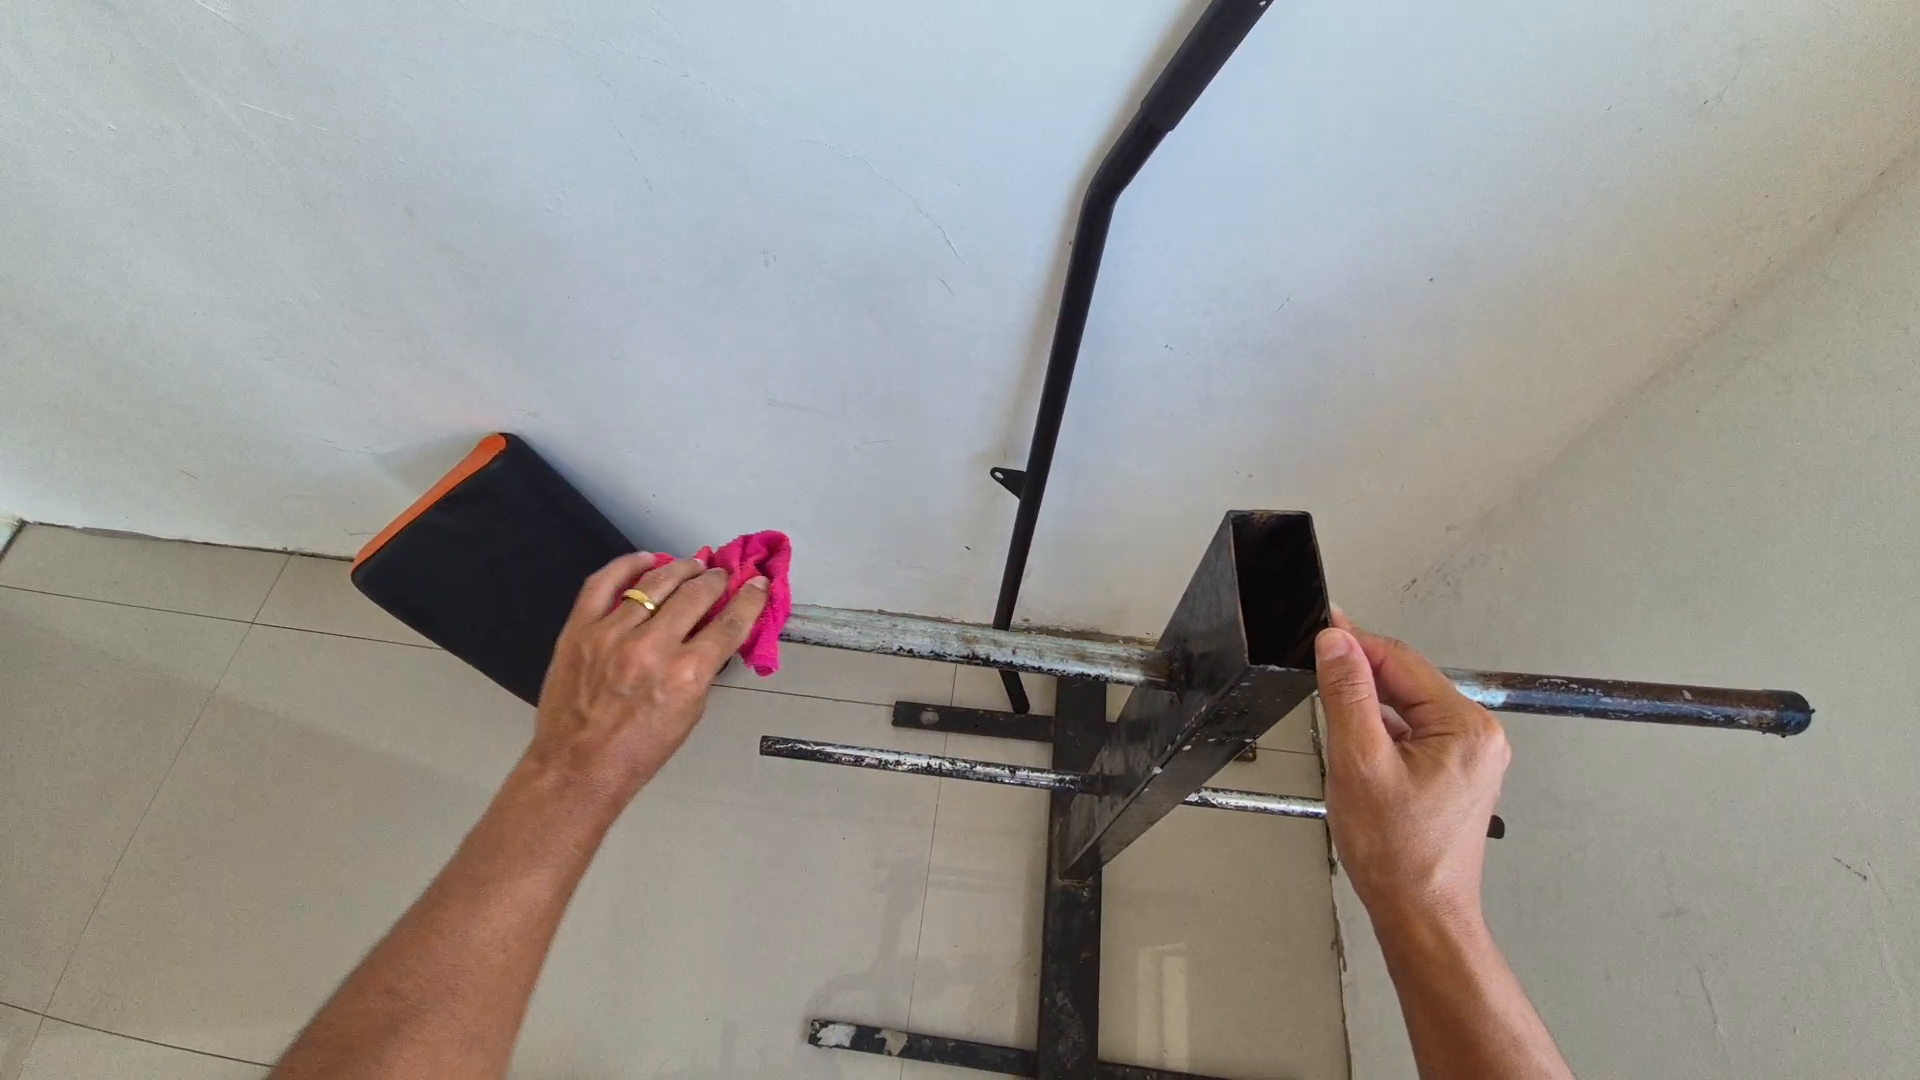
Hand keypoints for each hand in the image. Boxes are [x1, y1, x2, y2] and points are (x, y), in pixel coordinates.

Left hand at [524, 552, 768, 810]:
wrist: (577, 768)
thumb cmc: (642, 749)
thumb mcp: (692, 710)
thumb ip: (704, 666)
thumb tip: (716, 629)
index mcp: (686, 675)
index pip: (730, 624)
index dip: (749, 599)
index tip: (757, 584)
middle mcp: (652, 648)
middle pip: (695, 594)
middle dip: (715, 580)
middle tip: (720, 575)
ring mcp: (611, 635)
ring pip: (655, 582)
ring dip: (681, 568)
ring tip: (692, 565)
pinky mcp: (579, 630)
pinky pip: (604, 583)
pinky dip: (627, 565)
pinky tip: (647, 559)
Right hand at [1315, 611, 1509, 932]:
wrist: (1418, 910)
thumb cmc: (1397, 851)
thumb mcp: (1359, 760)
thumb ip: (1347, 694)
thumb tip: (1337, 643)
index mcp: (1464, 727)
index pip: (1400, 661)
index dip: (1354, 643)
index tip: (1319, 630)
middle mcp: (1474, 736)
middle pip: (1405, 678)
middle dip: (1358, 670)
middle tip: (1314, 662)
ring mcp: (1464, 754)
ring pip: (1404, 702)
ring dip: (1365, 697)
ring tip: (1330, 702)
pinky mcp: (1449, 769)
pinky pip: (1408, 726)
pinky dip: (1377, 722)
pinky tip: (1353, 734)